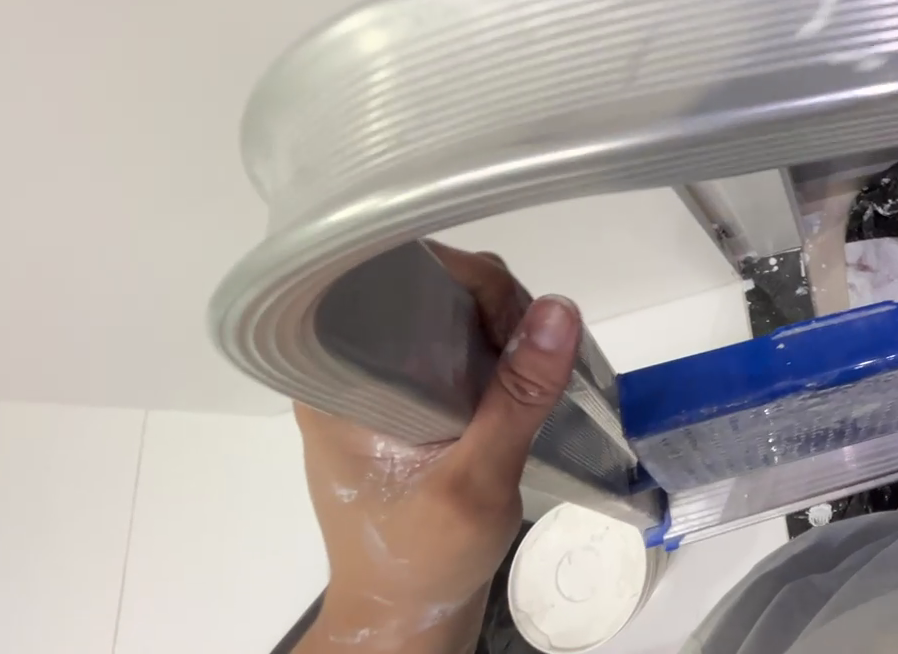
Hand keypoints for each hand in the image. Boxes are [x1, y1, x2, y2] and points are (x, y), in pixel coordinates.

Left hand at [295, 244, 582, 652]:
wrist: (407, 617)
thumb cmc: (424, 557)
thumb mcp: (476, 481)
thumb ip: (516, 397)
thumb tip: (559, 308)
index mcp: (337, 383)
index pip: (394, 284)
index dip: (462, 280)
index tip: (515, 317)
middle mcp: (353, 373)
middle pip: (429, 293)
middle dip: (492, 304)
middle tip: (535, 350)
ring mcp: (383, 387)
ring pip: (450, 317)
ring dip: (501, 328)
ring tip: (534, 367)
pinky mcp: (411, 401)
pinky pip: (459, 347)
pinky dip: (499, 350)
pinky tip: (522, 376)